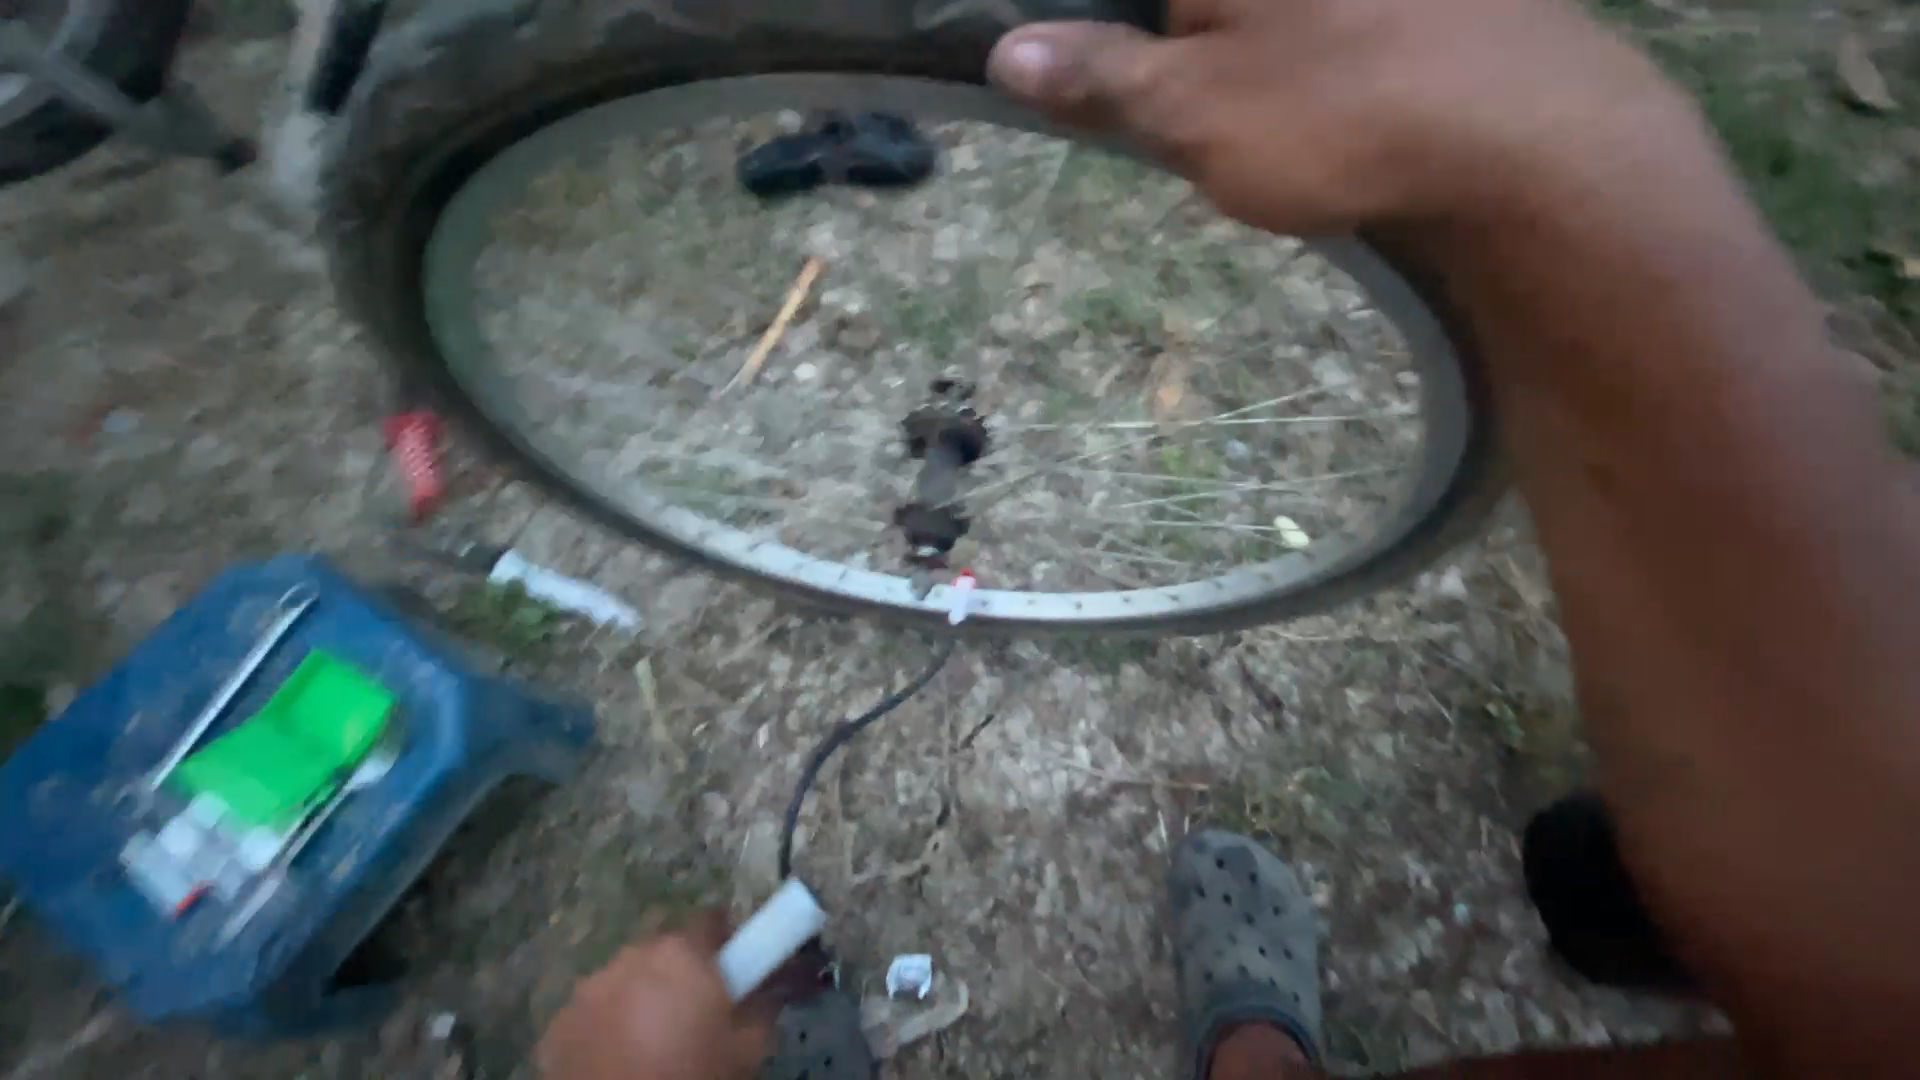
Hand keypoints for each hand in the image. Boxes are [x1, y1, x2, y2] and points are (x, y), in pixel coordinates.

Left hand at [536, 917, 771, 1079]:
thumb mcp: (749, 1049)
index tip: (736, 965)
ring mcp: (588, 990)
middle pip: (664, 944)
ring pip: (626, 976)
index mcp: (682, 952)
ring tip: (652, 1038)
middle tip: (696, 1005)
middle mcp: (632, 956)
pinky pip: (593, 1011)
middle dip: (682, 965)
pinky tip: (617, 1061)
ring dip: (642, 992)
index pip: (711, 918)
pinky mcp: (556, 1027)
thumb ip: (764, 1004)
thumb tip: (774, 983)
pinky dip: (606, 1024)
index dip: (727, 938)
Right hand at [987, 0, 1697, 236]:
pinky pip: (1284, 20)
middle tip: (1147, 106)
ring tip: (1224, 115)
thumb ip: (1096, 77)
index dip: (1075, 23)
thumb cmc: (1336, 117)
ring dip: (1196, 44)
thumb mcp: (1192, 112)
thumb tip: (1006, 53)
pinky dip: (1253, 45)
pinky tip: (1278, 98)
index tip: (1050, 63)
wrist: (1519, 141)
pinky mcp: (1372, 3)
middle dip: (1142, 33)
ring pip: (1222, 14)